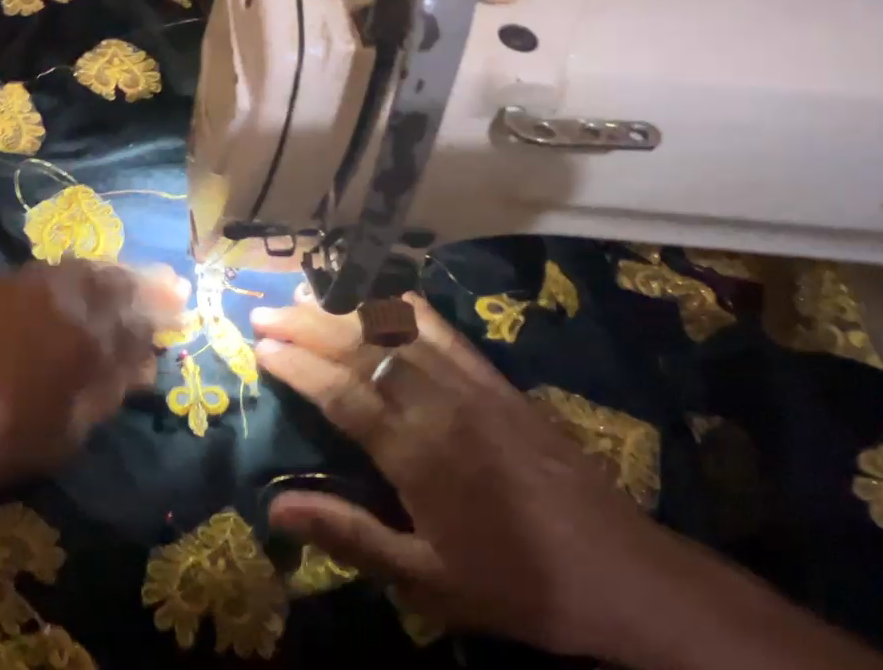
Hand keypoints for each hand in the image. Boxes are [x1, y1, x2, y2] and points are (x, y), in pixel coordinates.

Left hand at [0, 260, 187, 497]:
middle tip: (171, 287)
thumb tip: (142, 365)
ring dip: (112, 275)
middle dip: (145, 284)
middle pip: (112, 281)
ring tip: (132, 285)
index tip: (185, 312)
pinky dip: (76, 276)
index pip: (136, 314)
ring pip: (81, 270)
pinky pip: (50, 272)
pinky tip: (80, 287)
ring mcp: (21, 286)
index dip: (163, 313)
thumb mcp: (63, 430)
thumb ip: (106, 391)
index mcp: (80, 332)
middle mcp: (56, 296)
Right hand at [251, 289, 688, 657]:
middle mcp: (440, 406)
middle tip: (263, 311)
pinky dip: (405, 311)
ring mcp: (473, 388)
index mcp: (417, 453)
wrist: (625, 575)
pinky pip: (444, 333)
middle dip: (307, 325)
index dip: (295, 365)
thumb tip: (275, 508)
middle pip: (362, 347)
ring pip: (396, 331)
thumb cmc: (515, 583)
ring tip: (304, 301)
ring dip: (345, 312)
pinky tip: (385, 300)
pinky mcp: (500, 385)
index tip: (258, 346)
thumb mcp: (427, 579)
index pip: (341, 392)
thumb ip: (350, 536)